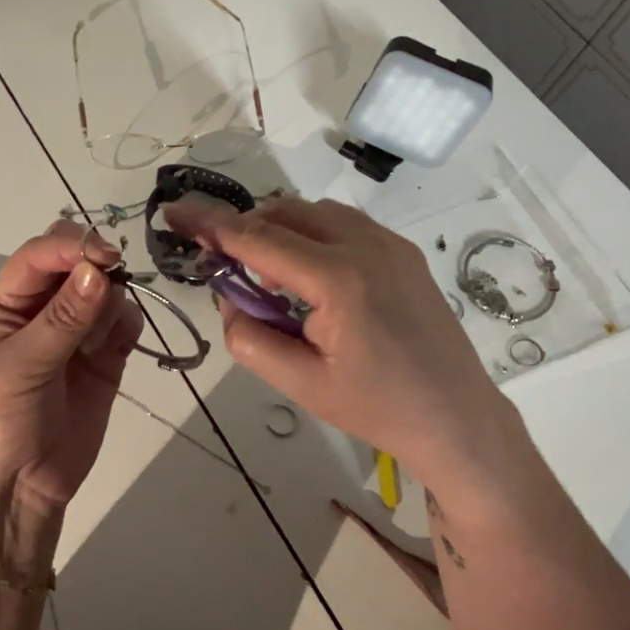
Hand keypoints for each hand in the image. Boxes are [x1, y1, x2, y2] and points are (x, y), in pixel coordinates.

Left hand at [0, 221, 143, 517]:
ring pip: (107, 290)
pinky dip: (126, 325)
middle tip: (110, 285)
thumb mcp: (22, 366)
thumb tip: (98, 270)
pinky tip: (112, 350)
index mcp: (9, 301)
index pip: (41, 254)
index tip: (105, 257)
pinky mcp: (106, 359)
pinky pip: (125, 323)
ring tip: (95, 344)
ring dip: (110, 302)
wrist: (17, 489)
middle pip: (78, 262)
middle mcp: (44, 308)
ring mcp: (77, 333)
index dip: (71, 248)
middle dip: (97, 266)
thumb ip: (63, 318)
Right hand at [164, 195, 499, 456]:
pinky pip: (343, 223)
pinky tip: (308, 273)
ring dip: (278, 228)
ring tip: (265, 272)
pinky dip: (311, 233)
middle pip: (284, 213)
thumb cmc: (376, 408)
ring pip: (314, 211)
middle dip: (244, 228)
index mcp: (337, 279)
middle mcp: (365, 246)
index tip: (173, 213)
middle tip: (220, 261)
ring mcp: (390, 244)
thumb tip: (229, 298)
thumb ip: (249, 338)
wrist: (456, 419)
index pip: (257, 237)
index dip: (208, 223)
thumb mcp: (300, 383)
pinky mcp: (404, 253)